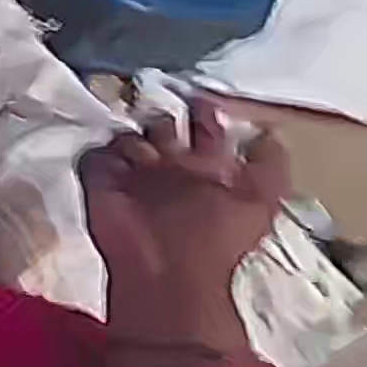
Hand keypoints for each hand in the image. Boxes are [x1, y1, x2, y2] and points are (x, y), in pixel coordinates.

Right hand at [80, 97, 289, 351]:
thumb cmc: (216, 237)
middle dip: (161, 120)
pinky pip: (96, 155)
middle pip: (161, 128)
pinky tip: (118, 163)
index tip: (202, 98)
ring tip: (145, 158)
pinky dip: (105, 156)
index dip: (205, 114)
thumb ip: (268, 165)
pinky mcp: (99, 181)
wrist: (166, 268)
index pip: (204, 130)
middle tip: (161, 115)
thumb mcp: (261, 200)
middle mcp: (167, 168)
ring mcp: (131, 174)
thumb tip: (270, 130)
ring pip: (128, 138)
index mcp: (206, 169)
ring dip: (135, 142)